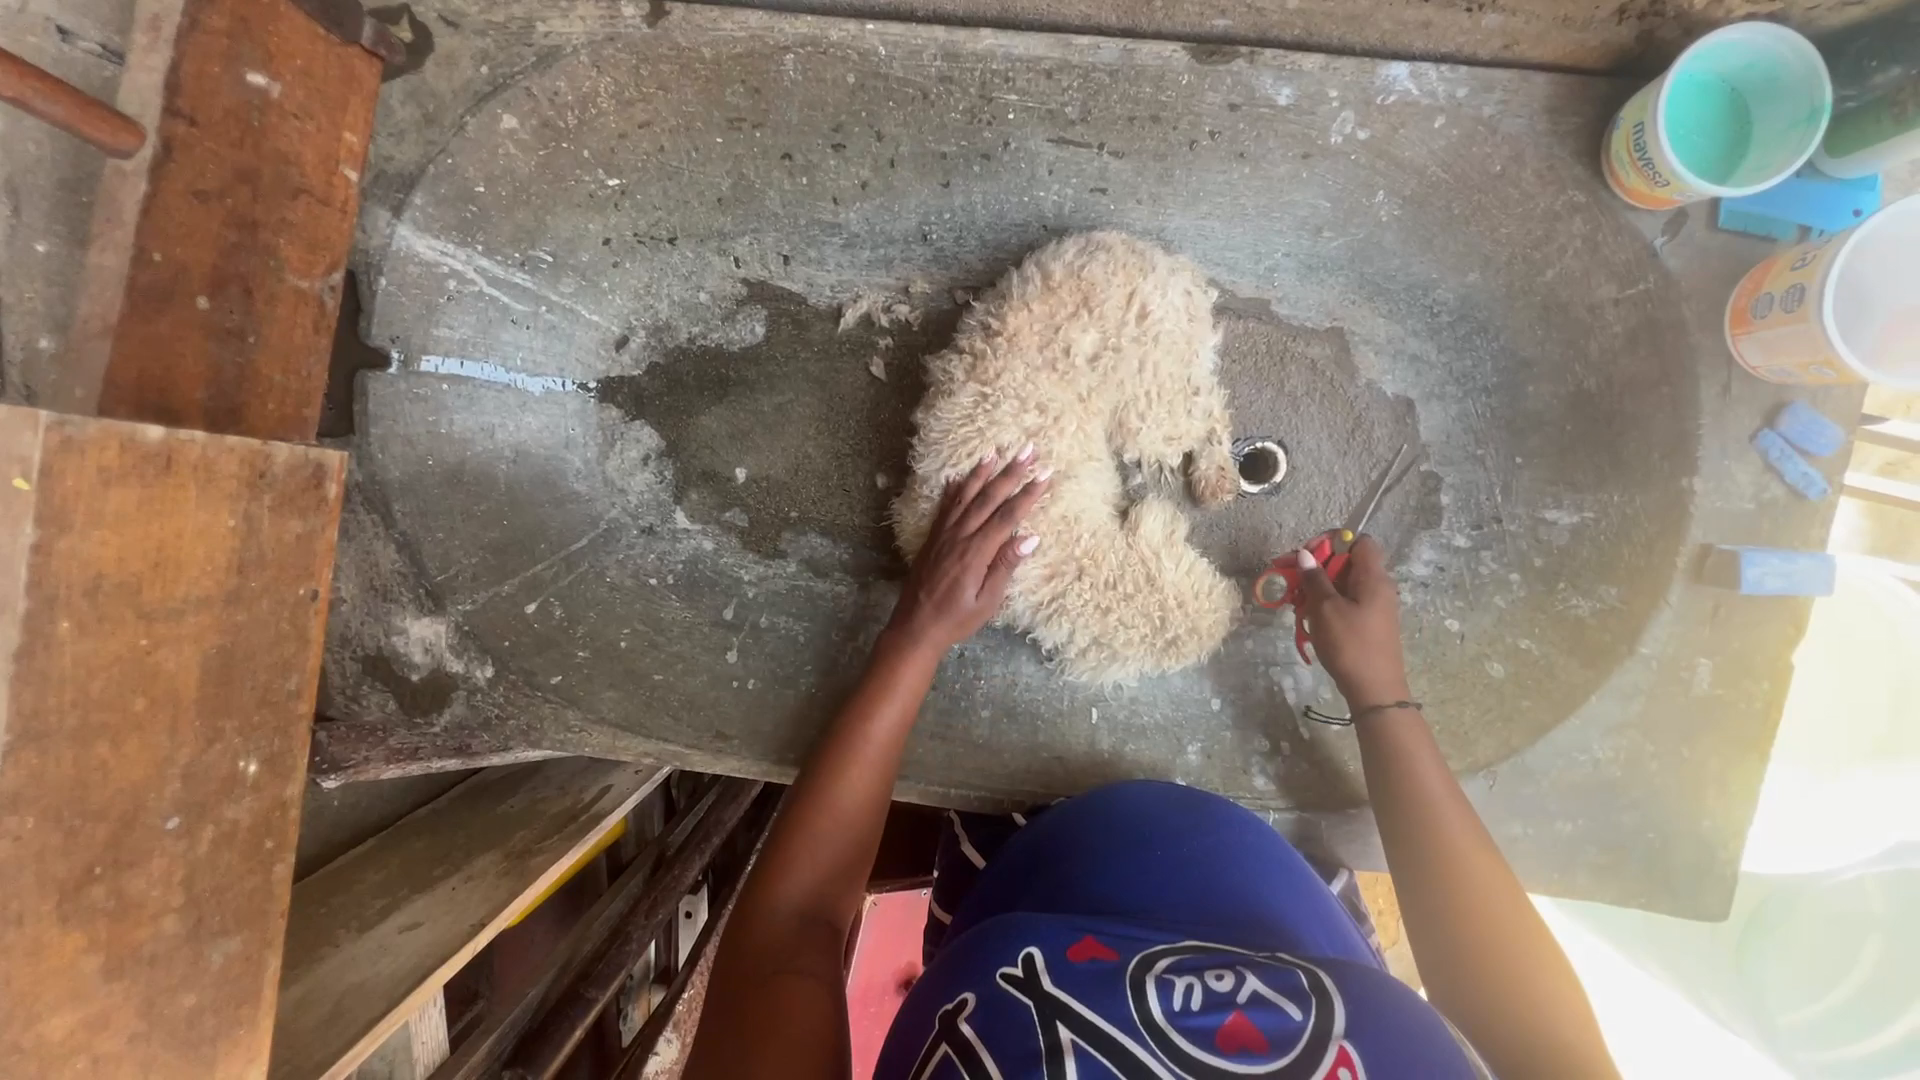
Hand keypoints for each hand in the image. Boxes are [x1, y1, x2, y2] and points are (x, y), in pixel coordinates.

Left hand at [887, 447, 1051, 656]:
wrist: (914, 627)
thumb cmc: (955, 620)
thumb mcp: (987, 601)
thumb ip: (1006, 567)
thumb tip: (1031, 538)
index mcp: (975, 553)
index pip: (1007, 517)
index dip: (1028, 494)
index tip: (1046, 474)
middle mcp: (958, 537)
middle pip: (988, 498)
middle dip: (1010, 472)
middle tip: (1028, 450)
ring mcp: (943, 535)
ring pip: (965, 496)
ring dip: (981, 472)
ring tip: (995, 451)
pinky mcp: (932, 538)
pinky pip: (945, 506)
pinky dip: (954, 489)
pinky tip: (959, 476)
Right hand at [1295, 535, 1410, 707]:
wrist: (1373, 689)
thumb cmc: (1350, 645)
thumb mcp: (1325, 609)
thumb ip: (1314, 578)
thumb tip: (1304, 554)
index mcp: (1373, 577)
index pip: (1359, 541)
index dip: (1332, 541)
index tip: (1305, 555)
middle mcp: (1377, 586)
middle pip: (1346, 561)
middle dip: (1315, 566)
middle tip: (1287, 577)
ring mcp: (1373, 605)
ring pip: (1341, 582)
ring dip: (1315, 586)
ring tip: (1293, 600)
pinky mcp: (1367, 621)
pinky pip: (1343, 600)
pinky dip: (1324, 602)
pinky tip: (1306, 615)